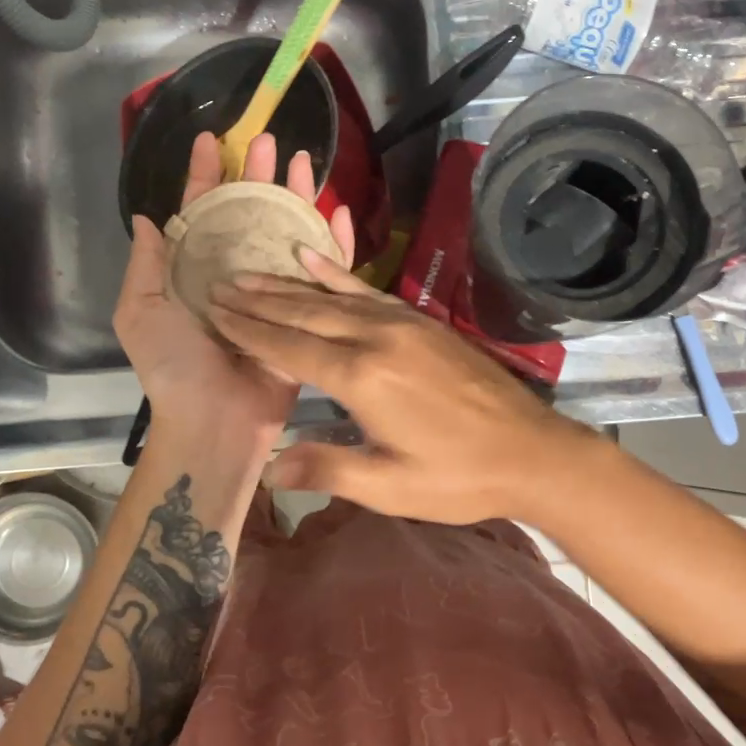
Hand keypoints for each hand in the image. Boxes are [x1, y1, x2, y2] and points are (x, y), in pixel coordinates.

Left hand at [116, 131, 353, 441]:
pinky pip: (325, 274)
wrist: (214, 422)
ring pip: (288, 234)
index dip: (206, 176)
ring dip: (298, 197)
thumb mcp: (140, 312)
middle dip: (259, 176)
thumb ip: (146, 264)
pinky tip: (339, 212)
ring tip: (307, 162)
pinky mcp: (306, 315)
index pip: (201, 213)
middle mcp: (234, 275)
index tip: (212, 140)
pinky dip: (334, 243)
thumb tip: (148, 216)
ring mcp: (272, 293)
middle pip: (251, 215)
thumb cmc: (173, 366)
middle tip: (270, 141)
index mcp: (193, 272)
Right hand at [207, 252, 605, 524]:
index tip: (214, 313)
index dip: (249, 332)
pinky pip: (368, 291)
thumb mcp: (391, 486)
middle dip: (257, 301)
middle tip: (217, 286)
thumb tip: (270, 466)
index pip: (290, 348)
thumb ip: (328, 469)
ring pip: (331, 297)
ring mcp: (402, 324)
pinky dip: (336, 273)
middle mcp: (377, 338)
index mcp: (362, 378)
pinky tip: (313, 259)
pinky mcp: (421, 322)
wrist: (531, 451)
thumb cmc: (458, 478)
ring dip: (286, 285)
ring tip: (248, 272)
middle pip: (304, 314)